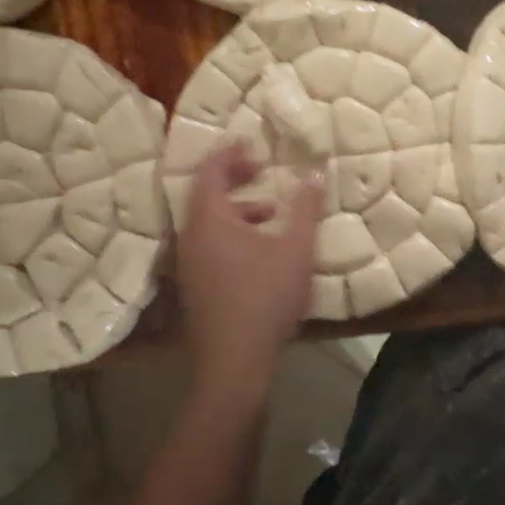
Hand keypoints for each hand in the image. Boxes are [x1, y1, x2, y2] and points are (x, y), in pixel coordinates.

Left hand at [178, 142, 324, 390]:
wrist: (235, 362)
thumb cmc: (266, 298)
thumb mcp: (296, 249)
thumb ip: (306, 208)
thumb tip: (315, 171)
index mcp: (209, 221)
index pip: (209, 172)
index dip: (230, 153)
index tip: (252, 142)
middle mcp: (190, 238)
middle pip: (205, 195)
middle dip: (234, 178)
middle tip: (261, 168)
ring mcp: (189, 264)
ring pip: (209, 223)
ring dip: (238, 210)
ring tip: (271, 212)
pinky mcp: (196, 286)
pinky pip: (210, 244)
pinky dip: (233, 233)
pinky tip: (262, 251)